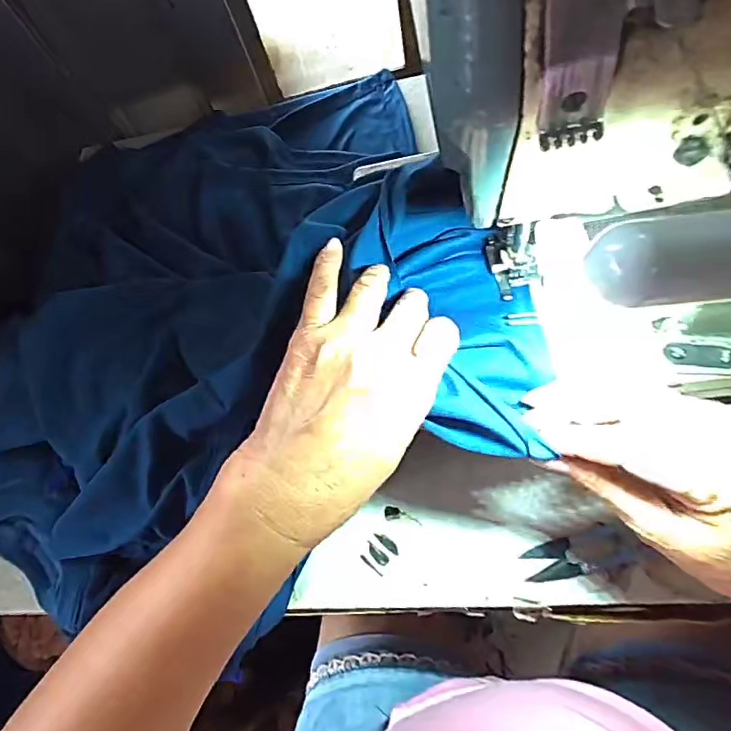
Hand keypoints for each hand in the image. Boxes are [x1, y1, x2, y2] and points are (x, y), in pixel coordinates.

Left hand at [210, 238, 459, 553]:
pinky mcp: (308, 337)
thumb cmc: (343, 477)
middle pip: (411, 306)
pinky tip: (333, 248)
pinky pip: (322, 288)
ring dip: (378, 281)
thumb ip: (409, 394)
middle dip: (409, 307)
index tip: (429, 335)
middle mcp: (385, 356)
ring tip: (377, 279)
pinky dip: (328, 264)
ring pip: (372, 288)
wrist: (288, 482)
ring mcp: (344, 340)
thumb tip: (410, 370)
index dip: (436, 332)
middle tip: (401, 313)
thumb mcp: (399, 439)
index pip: (442, 334)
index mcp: (415, 387)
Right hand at [534, 393, 730, 613]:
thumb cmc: (724, 556)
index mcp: (722, 478)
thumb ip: (606, 487)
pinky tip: (575, 399)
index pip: (639, 446)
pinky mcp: (704, 408)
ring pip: (637, 392)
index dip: (584, 437)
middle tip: (533, 411)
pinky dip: (604, 395)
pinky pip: (646, 394)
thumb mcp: (659, 533)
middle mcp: (724, 436)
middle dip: (578, 406)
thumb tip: (556, 456)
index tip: (542, 433)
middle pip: (637, 407)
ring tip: (544, 401)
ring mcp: (717, 416)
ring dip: (585, 394)